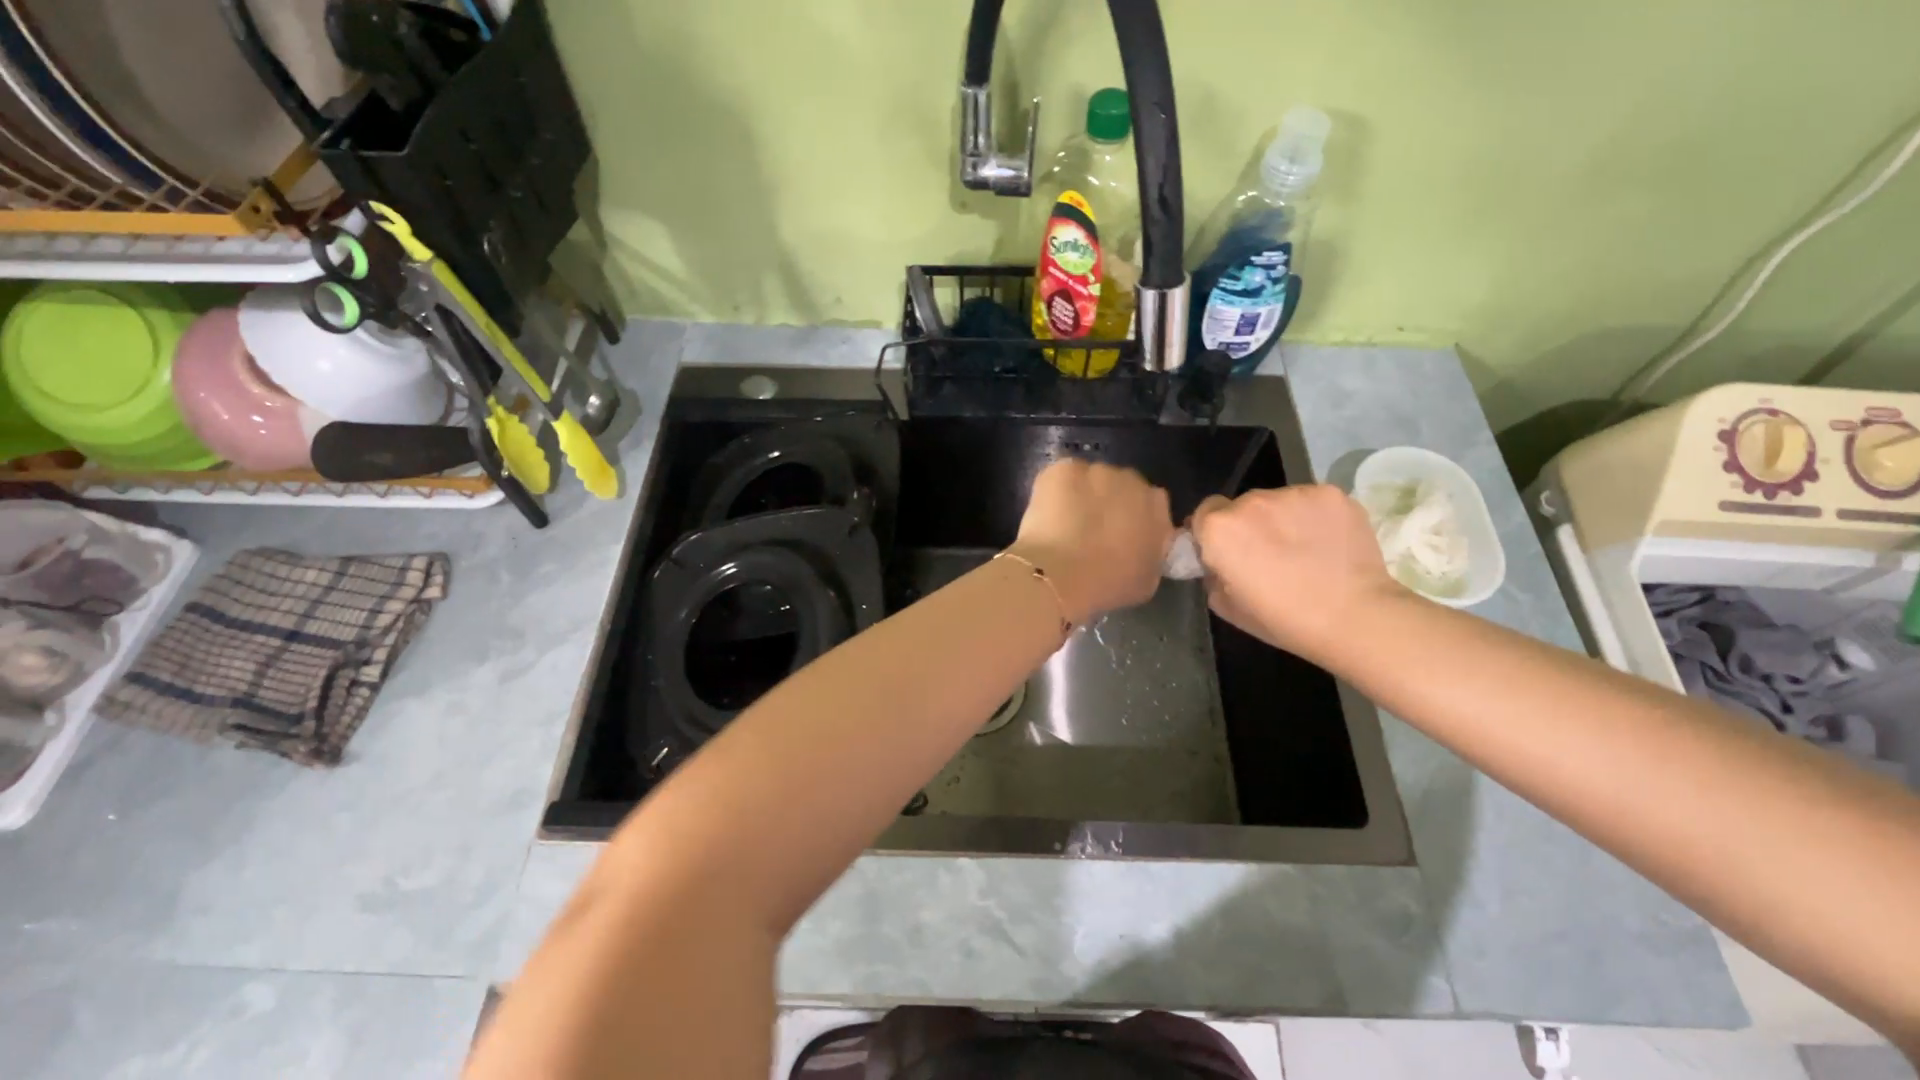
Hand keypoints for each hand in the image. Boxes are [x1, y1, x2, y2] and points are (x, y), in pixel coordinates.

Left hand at [1008, 460, 1172, 623]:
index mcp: (1156, 506)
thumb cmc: (1107, 585)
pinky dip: (1057, 490)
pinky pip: (1063, 475)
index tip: (1122, 535)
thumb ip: (1153, 553)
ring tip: (1066, 522)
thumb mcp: (1148, 579)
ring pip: (1092, 479)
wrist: (1060, 575)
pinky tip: (1049, 513)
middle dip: (1111, 502)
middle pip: (1123, 485)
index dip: (1136, 518)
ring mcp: (1096, 471)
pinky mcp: (1064, 468)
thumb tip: (1148, 545)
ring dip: (1084, 495)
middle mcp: (1132, 480)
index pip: (1153, 503)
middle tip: (1093, 529)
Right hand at [1189, 485, 1405, 659]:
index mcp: (1220, 529)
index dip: (1215, 532)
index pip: (1205, 512)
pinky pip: (1312, 502)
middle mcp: (1252, 501)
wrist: (1354, 617)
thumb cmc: (1284, 620)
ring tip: (1306, 551)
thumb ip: (1214, 575)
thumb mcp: (1227, 607)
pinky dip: (1316, 518)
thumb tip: (1221, 563)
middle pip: (1243, 506)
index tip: (1230, 552)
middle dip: (1252, 525)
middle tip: (1271, 556)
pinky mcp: (1331, 493)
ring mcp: (1294, 494)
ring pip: (1280, 502)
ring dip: (1284, 520)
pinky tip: (1329, 543)